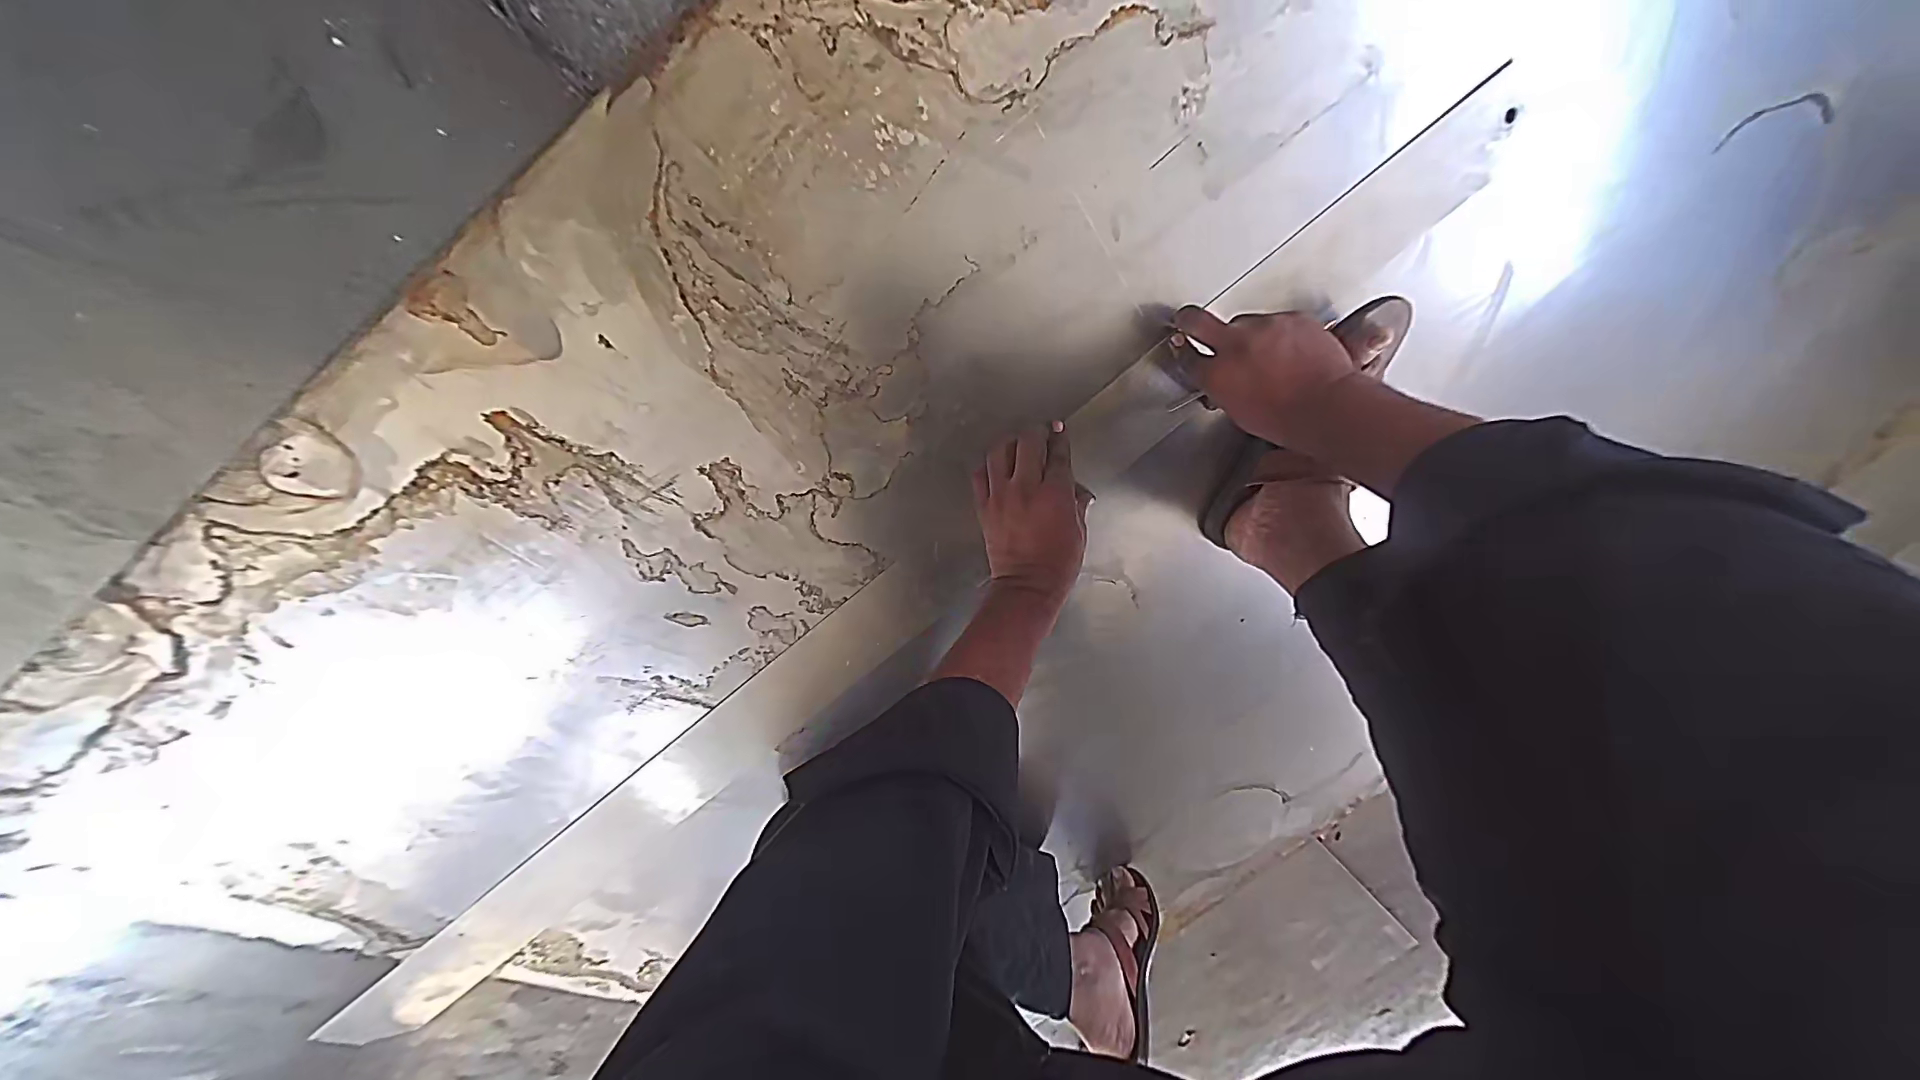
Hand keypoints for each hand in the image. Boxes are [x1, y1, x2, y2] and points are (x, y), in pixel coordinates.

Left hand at [972, 423, 1092, 605]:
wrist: (1026, 586)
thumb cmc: (1059, 563)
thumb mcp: (1080, 531)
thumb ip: (1077, 503)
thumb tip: (1075, 489)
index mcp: (1055, 493)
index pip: (1057, 454)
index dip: (1059, 439)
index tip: (1059, 431)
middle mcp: (1025, 488)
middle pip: (1027, 442)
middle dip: (1036, 434)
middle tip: (1040, 435)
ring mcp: (1000, 496)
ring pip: (999, 452)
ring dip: (1009, 443)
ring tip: (1016, 446)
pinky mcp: (983, 507)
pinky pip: (979, 475)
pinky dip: (988, 466)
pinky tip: (996, 468)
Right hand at [1172, 306, 1358, 444]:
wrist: (1327, 406)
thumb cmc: (1286, 419)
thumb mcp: (1239, 412)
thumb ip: (1223, 389)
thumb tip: (1221, 380)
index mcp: (1216, 375)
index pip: (1187, 357)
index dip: (1183, 352)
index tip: (1182, 347)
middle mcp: (1234, 346)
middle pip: (1198, 321)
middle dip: (1188, 320)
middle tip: (1186, 320)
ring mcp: (1264, 327)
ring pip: (1245, 322)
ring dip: (1250, 334)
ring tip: (1268, 353)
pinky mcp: (1292, 318)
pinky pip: (1279, 321)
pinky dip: (1282, 333)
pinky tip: (1291, 351)